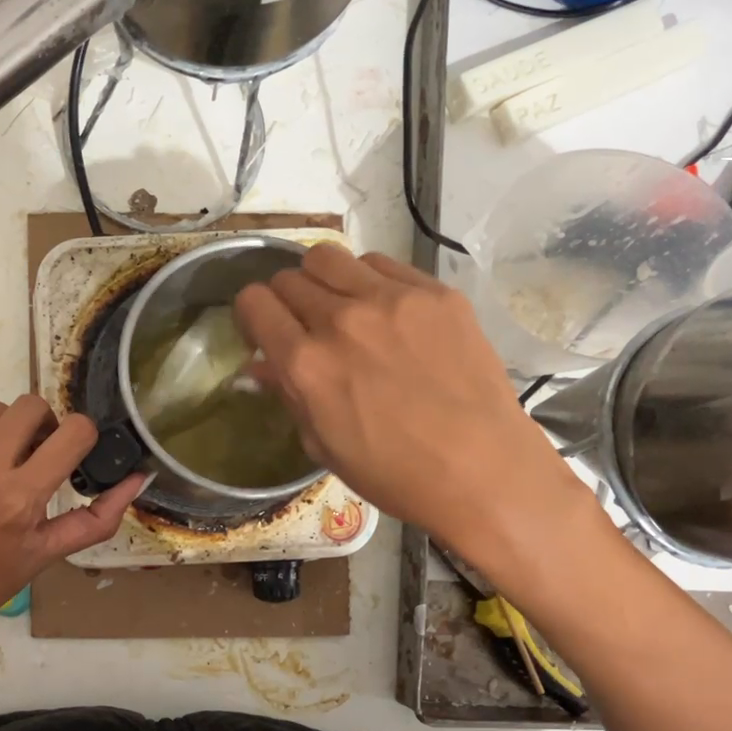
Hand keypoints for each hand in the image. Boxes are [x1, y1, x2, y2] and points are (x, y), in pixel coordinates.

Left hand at [0, 396, 146, 690]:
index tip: (71, 453)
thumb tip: (138, 479)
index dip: (82, 436)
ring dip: (1, 432)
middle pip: (27, 406)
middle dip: (42, 424)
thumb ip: (96, 519)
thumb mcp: (45, 555)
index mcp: (18, 497)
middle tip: (36, 454)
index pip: (72, 432)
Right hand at [234, 243, 583, 561]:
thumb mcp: (322, 444)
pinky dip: (370, 281)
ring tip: (342, 309)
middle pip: (290, 277)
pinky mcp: (435, 293)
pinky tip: (385, 313)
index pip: (254, 302)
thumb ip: (288, 393)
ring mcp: (392, 300)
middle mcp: (341, 320)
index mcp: (306, 364)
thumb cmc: (391, 472)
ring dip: (324, 281)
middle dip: (286, 300)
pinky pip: (382, 264)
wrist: (480, 467)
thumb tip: (262, 364)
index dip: (251, 315)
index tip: (263, 330)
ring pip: (330, 258)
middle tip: (303, 325)